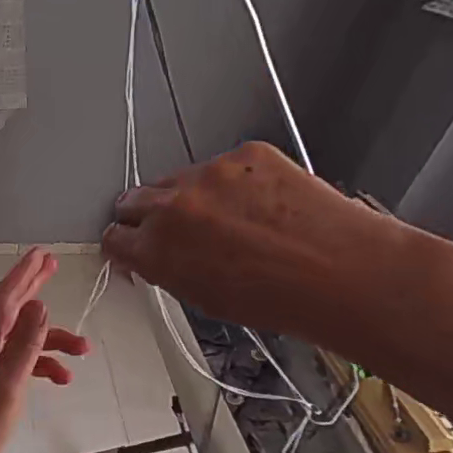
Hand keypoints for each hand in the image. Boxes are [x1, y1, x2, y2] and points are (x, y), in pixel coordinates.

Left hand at [0, 247, 89, 452]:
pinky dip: (38, 363)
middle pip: (8, 308)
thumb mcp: (8, 386)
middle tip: (52, 266)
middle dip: (32, 288)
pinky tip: (59, 376)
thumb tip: (39, 306)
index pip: (3, 297)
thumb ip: (24, 344)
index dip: (24, 274)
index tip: (41, 255)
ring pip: (18, 339)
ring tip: (81, 348)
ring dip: (49, 340)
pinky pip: (15, 361)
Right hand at [102, 141, 395, 339]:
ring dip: (189, 196)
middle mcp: (172, 206)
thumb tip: (160, 258)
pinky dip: (232, 182)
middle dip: (145, 213)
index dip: (123, 241)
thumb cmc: (279, 297)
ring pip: (178, 178)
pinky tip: (257, 204)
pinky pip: (222, 165)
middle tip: (171, 228)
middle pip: (135, 198)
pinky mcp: (244, 154)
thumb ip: (168, 270)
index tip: (130, 242)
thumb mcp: (204, 298)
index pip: (116, 235)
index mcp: (155, 249)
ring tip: (225, 219)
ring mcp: (208, 175)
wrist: (336, 271)